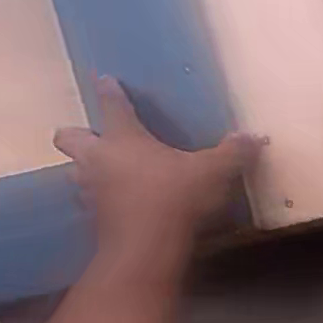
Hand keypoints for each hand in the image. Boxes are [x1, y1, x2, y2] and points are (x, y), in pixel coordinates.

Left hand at [54, 77, 259, 263]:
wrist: (148, 242)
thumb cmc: (177, 195)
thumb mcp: (215, 171)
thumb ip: (233, 153)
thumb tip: (253, 136)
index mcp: (124, 139)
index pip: (114, 107)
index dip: (110, 92)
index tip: (105, 80)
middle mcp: (98, 158)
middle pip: (70, 137)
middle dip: (80, 134)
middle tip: (98, 140)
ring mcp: (91, 188)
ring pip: (76, 170)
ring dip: (90, 169)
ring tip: (113, 175)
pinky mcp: (95, 216)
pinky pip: (92, 200)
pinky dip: (105, 199)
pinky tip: (124, 204)